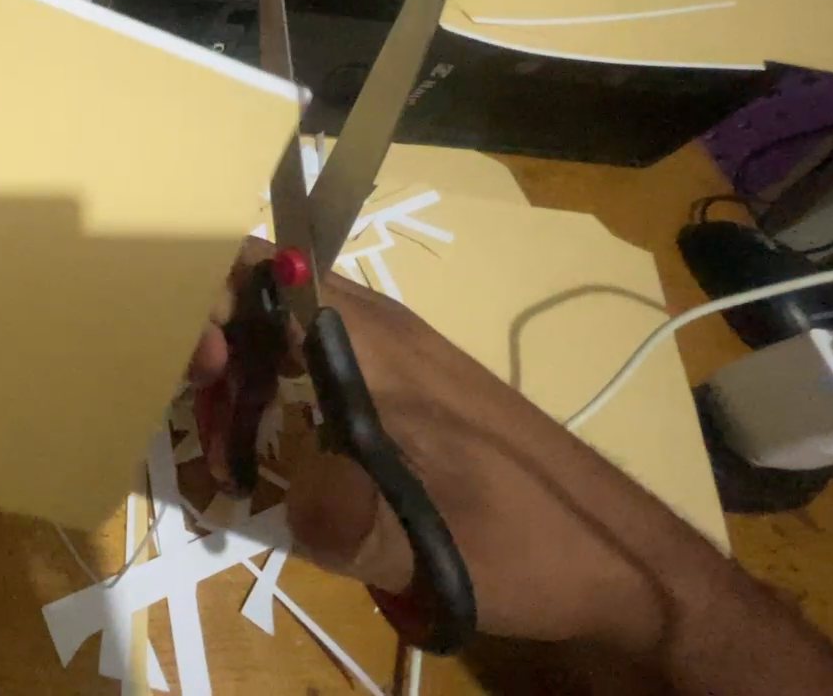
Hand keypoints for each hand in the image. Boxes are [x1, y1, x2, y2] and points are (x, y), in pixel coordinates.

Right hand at [191, 238, 712, 654]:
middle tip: (209, 413)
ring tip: (231, 437)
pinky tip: (271, 442)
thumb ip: (353, 524)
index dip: (209, 297)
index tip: (204, 367)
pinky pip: (303, 350)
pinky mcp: (390, 379)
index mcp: (371, 339)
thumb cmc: (531, 542)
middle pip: (256, 290)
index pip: (264, 267)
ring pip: (276, 321)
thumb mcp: (437, 551)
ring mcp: (380, 349)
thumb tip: (274, 491)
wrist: (628, 565)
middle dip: (210, 338)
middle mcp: (369, 325)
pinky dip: (268, 382)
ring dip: (238, 366)